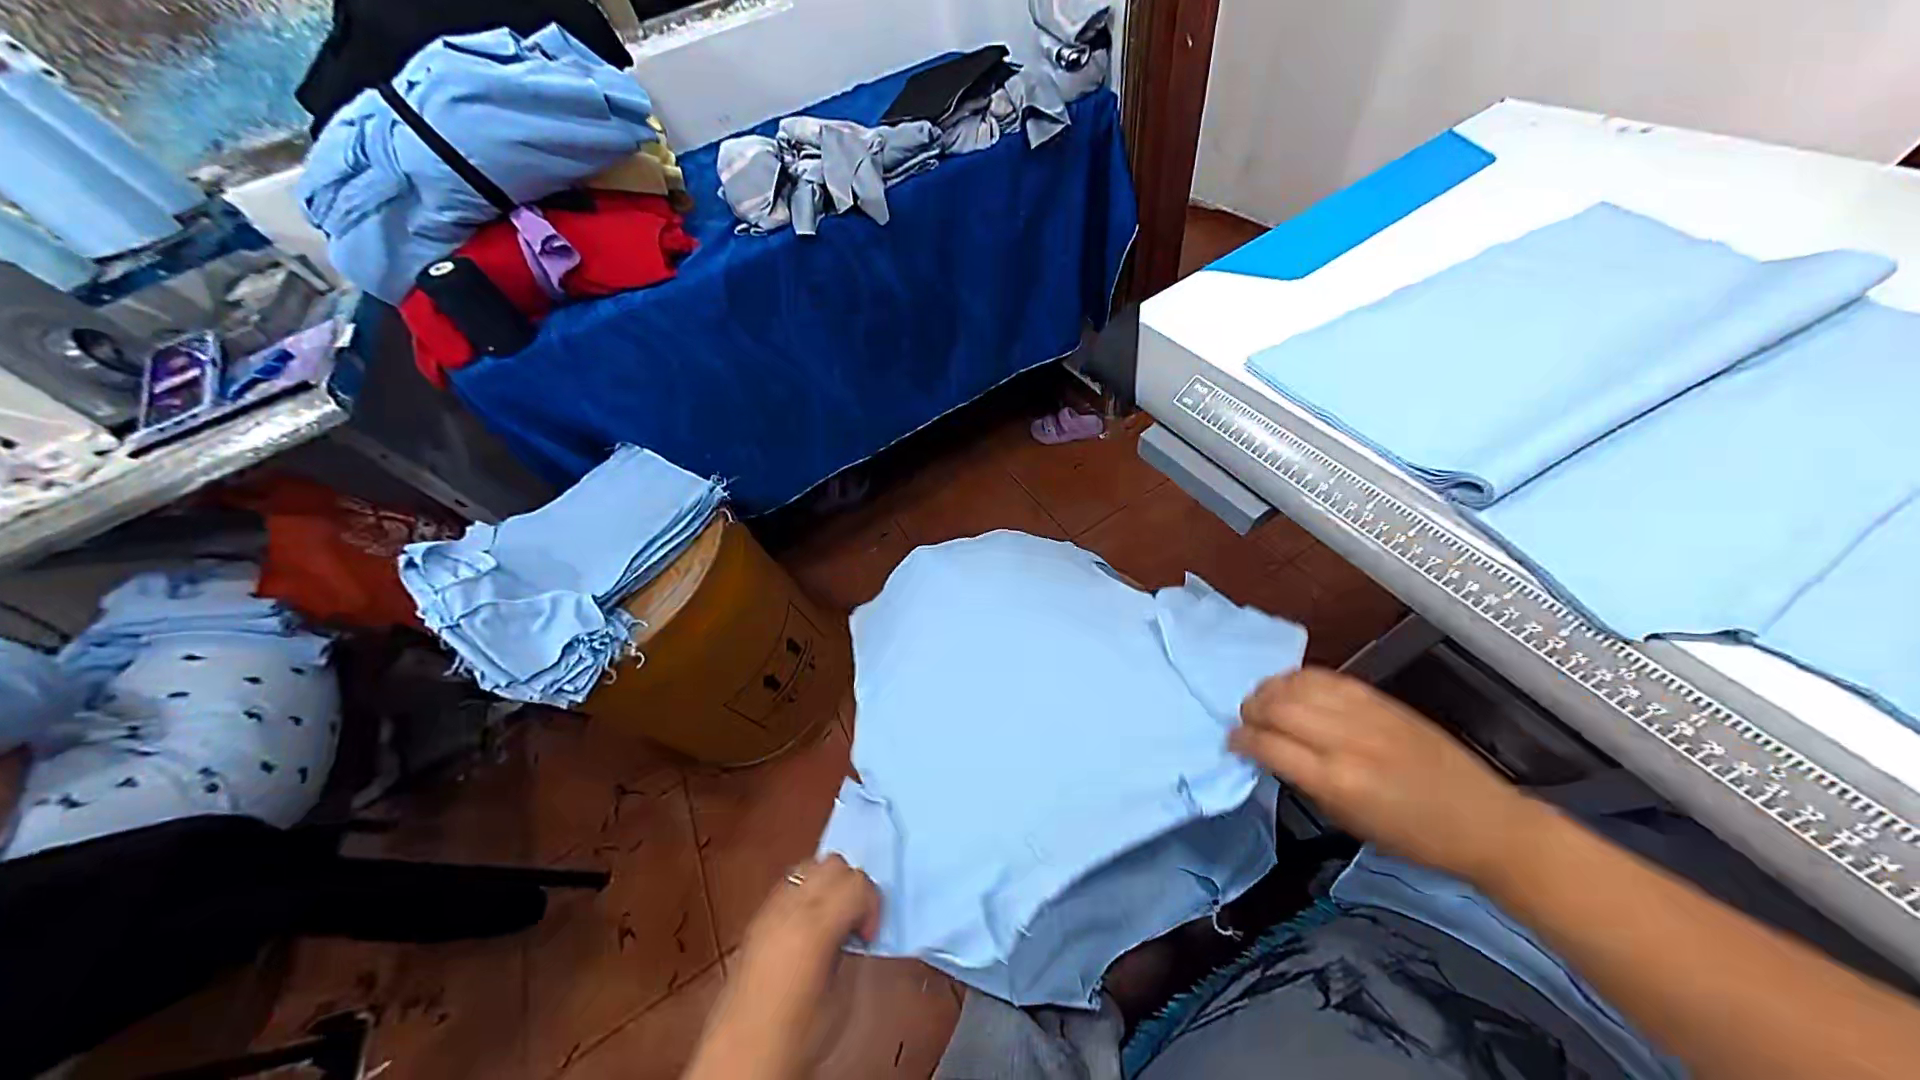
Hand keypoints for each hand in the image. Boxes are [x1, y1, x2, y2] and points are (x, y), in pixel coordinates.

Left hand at [685, 855, 878, 1079]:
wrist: (739, 1061)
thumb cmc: (795, 1037)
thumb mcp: (840, 995)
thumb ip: (850, 948)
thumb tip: (855, 930)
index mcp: (814, 925)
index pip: (857, 881)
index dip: (872, 905)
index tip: (868, 936)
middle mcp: (790, 907)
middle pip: (834, 864)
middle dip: (853, 887)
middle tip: (856, 923)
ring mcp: (770, 910)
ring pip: (811, 865)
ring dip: (829, 884)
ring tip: (834, 921)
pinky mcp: (757, 920)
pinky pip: (790, 884)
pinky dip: (808, 892)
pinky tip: (810, 926)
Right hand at [1230, 668, 1544, 882]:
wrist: (1483, 820)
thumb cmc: (1412, 837)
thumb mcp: (1347, 820)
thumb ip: (1304, 781)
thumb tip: (1269, 754)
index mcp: (1336, 780)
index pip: (1267, 745)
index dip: (1240, 741)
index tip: (1233, 744)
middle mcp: (1345, 739)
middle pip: (1276, 706)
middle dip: (1250, 711)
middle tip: (1246, 722)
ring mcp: (1364, 714)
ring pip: (1296, 684)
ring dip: (1270, 690)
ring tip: (1265, 702)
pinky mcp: (1379, 698)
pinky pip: (1324, 676)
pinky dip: (1299, 680)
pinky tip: (1293, 689)